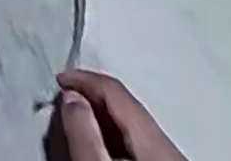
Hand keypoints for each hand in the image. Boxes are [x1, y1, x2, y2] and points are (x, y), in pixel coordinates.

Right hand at [51, 69, 184, 160]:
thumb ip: (83, 131)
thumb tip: (70, 96)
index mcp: (154, 136)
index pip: (115, 89)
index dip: (83, 78)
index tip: (59, 78)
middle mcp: (168, 143)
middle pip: (125, 104)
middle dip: (92, 95)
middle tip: (65, 96)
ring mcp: (171, 158)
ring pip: (132, 123)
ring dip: (102, 115)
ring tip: (78, 118)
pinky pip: (137, 140)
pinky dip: (114, 133)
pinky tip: (102, 142)